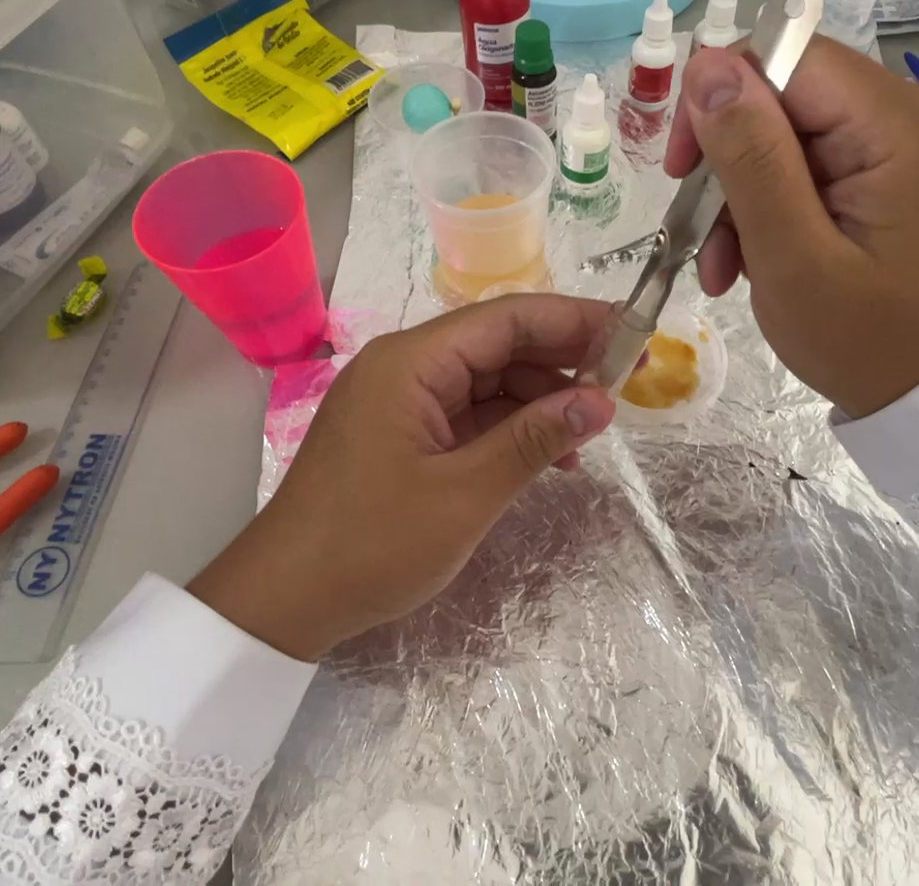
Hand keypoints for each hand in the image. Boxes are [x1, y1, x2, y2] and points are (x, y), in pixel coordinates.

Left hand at [187, 295, 617, 659]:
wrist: (284, 601)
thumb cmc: (372, 545)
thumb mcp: (466, 494)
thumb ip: (534, 439)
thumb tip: (600, 400)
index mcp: (411, 362)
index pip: (507, 318)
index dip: (574, 320)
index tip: (633, 334)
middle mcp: (405, 366)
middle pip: (498, 344)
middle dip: (561, 360)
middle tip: (623, 384)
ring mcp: (401, 400)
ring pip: (486, 380)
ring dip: (539, 400)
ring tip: (588, 434)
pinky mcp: (402, 432)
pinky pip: (467, 413)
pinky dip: (508, 428)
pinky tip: (546, 456)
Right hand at [663, 37, 918, 417]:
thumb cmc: (864, 340)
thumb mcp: (793, 256)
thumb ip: (751, 158)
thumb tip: (707, 65)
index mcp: (897, 125)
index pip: (787, 59)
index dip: (721, 101)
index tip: (682, 170)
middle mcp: (906, 117)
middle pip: (783, 99)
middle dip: (728, 165)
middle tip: (698, 233)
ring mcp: (898, 148)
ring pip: (783, 140)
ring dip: (740, 200)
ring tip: (723, 269)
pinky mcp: (885, 177)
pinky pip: (805, 171)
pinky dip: (768, 213)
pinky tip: (750, 265)